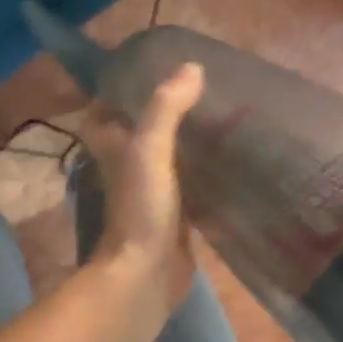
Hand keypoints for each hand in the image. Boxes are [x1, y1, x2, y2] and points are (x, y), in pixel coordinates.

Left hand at [76, 63, 204, 310]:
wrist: (145, 276)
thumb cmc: (139, 208)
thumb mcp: (149, 149)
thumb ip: (166, 107)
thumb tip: (192, 67)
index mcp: (113, 146)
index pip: (107, 107)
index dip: (123, 87)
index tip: (154, 65)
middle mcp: (129, 165)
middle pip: (141, 128)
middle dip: (166, 109)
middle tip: (203, 86)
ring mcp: (152, 191)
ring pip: (168, 155)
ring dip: (189, 138)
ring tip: (226, 112)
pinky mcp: (176, 214)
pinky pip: (191, 183)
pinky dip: (206, 169)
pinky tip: (234, 157)